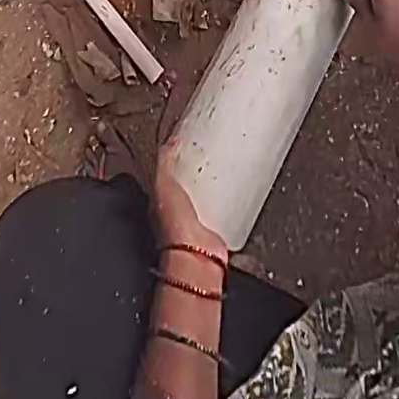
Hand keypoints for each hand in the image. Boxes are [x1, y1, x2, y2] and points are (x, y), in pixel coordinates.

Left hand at [152, 143, 225, 261]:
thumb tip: (170, 141)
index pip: (167, 177)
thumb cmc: (175, 226)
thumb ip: (165, 161)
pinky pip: (224, 213)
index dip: (176, 163)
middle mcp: (178, 215)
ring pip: (206, 200)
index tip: (187, 149)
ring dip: (215, 190)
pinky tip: (238, 194)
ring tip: (227, 171)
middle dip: (198, 175)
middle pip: (189, 188)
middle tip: (211, 158)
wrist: (197, 257)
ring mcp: (197, 224)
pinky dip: (230, 205)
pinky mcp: (216, 232)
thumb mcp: (164, 183)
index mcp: (161, 203)